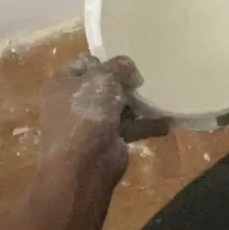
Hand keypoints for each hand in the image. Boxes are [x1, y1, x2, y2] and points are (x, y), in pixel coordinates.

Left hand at [36, 55, 163, 192]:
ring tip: (159, 95)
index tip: (123, 65)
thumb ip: (120, 66)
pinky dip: (146, 125)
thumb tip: (132, 73)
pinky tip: (166, 122)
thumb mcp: (103, 78)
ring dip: (138, 103)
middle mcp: (74, 103)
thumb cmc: (86, 114)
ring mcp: (91, 123)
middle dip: (124, 82)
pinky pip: (130, 127)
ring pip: (118, 106)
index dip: (103, 61)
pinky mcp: (108, 141)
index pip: (84, 63)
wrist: (82, 168)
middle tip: (142, 80)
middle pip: (103, 85)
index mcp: (63, 84)